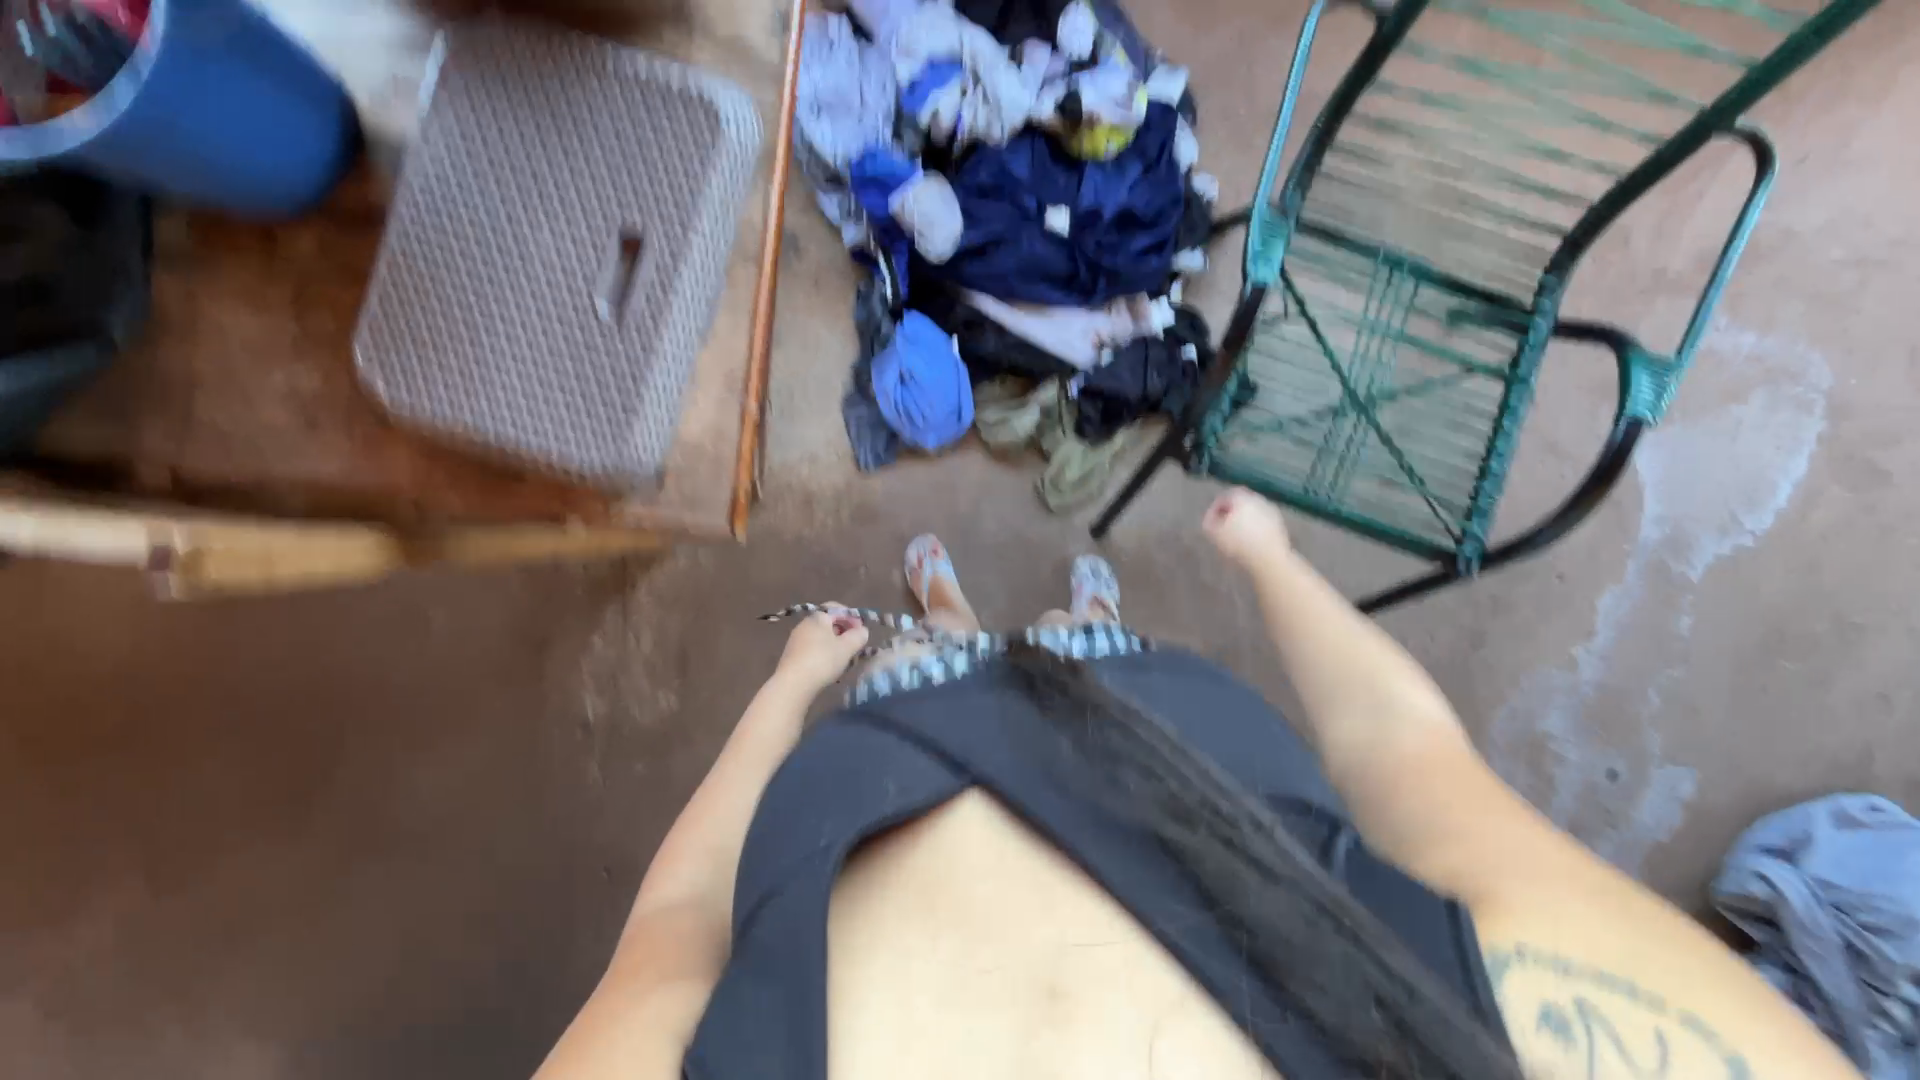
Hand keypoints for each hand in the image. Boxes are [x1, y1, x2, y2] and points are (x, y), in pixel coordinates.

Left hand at [774, 605, 870, 693]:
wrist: (793, 683)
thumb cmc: (823, 660)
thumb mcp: (847, 647)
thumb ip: (858, 636)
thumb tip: (862, 631)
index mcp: (818, 617)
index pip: (837, 608)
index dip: (852, 617)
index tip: (861, 631)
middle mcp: (805, 624)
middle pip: (828, 623)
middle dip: (844, 633)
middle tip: (854, 647)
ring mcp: (796, 640)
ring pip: (821, 638)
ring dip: (834, 645)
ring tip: (843, 660)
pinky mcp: (792, 655)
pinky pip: (812, 649)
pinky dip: (823, 654)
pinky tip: (828, 667)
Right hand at [1202, 487, 1291, 565]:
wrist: (1269, 558)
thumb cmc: (1238, 544)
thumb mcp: (1213, 533)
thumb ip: (1209, 521)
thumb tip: (1211, 518)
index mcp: (1241, 497)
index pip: (1224, 496)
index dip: (1215, 508)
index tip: (1211, 521)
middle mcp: (1257, 499)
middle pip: (1240, 502)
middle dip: (1231, 513)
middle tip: (1223, 527)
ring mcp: (1270, 510)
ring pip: (1252, 512)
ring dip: (1244, 521)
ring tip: (1236, 536)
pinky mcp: (1279, 523)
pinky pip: (1262, 521)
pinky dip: (1255, 528)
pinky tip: (1250, 541)